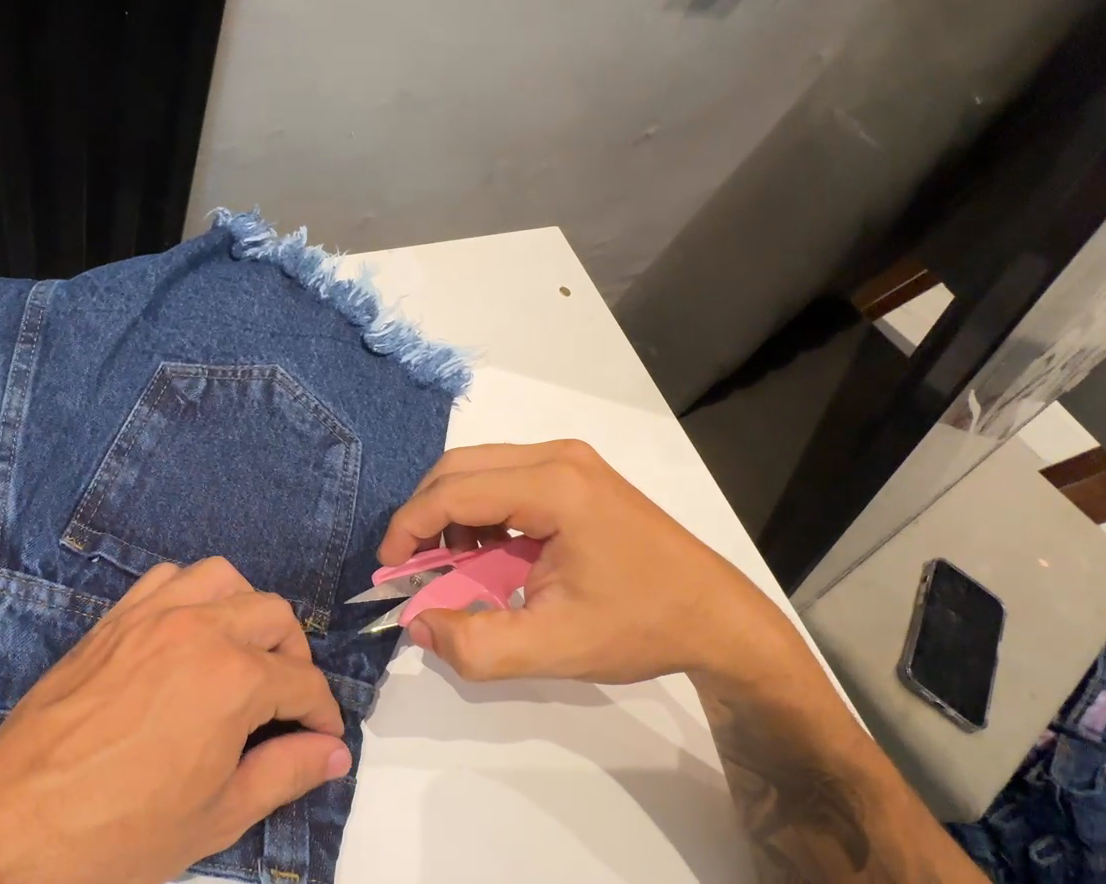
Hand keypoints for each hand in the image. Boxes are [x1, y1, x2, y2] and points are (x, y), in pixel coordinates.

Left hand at [0, 558, 350, 883]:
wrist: (18, 814)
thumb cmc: (121, 827)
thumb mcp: (217, 815)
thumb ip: (285, 773)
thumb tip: (333, 752)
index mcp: (234, 678)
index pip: (303, 682)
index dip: (323, 713)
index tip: (323, 737)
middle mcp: (201, 628)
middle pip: (274, 616)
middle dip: (294, 658)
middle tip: (287, 702)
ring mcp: (155, 612)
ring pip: (225, 578)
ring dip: (247, 611)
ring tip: (243, 655)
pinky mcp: (118, 614)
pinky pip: (171, 577)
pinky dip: (195, 593)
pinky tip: (191, 630)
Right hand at [379, 440, 801, 686]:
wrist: (717, 617)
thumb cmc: (640, 627)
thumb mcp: (554, 648)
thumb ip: (476, 645)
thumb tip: (417, 624)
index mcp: (554, 487)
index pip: (454, 492)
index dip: (408, 528)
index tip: (388, 570)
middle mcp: (557, 456)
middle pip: (458, 468)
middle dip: (423, 515)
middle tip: (410, 566)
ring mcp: (569, 459)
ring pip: (478, 468)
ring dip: (450, 512)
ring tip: (450, 564)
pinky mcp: (574, 471)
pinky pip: (503, 476)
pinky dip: (478, 509)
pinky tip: (487, 552)